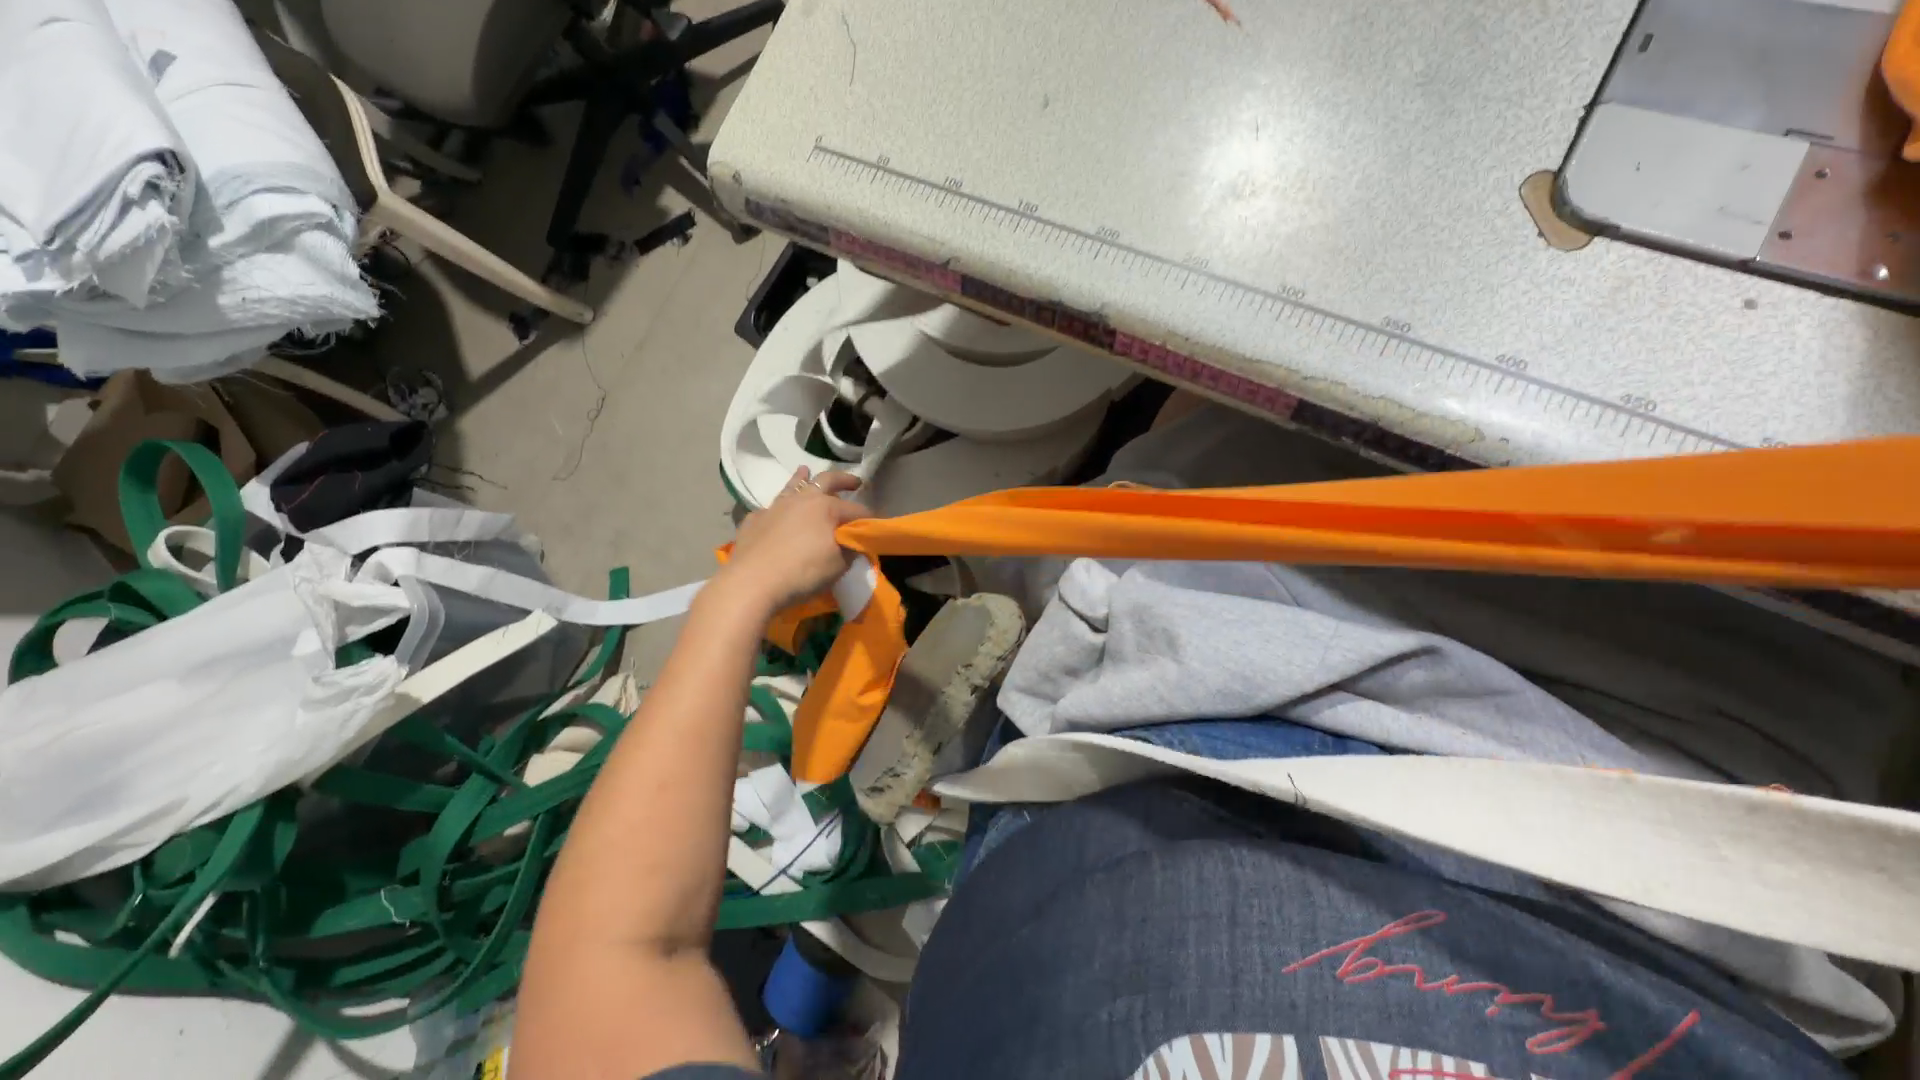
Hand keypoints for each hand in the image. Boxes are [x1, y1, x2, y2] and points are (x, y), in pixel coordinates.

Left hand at [719, 467, 871, 610]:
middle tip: (854, 482)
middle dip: (843, 480)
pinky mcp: (753, 520)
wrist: (753, 582)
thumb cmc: (803, 573)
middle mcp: (801, 500)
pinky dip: (778, 508)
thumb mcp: (838, 566)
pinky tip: (777, 513)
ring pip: (792, 486)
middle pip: (826, 481)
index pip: (856, 510)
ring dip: (802, 478)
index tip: (876, 528)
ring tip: (805, 471)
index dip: (869, 519)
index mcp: (826, 507)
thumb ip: (850, 551)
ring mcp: (774, 507)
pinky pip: (770, 508)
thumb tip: (852, 543)